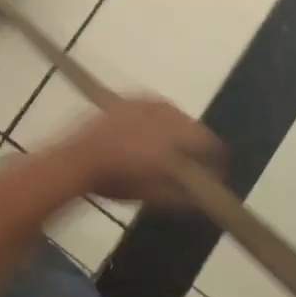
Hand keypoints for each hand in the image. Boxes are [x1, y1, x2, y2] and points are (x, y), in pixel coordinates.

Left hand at [55, 96, 223, 205]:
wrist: (78, 158)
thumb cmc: (117, 180)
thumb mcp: (155, 194)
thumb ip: (186, 195)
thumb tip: (206, 197)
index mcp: (175, 136)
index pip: (208, 143)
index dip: (215, 158)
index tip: (216, 170)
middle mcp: (163, 114)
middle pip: (192, 125)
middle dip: (197, 142)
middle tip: (196, 160)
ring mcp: (144, 103)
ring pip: (173, 112)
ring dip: (180, 127)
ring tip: (176, 145)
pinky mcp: (128, 99)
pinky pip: (153, 103)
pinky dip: (160, 115)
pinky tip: (153, 128)